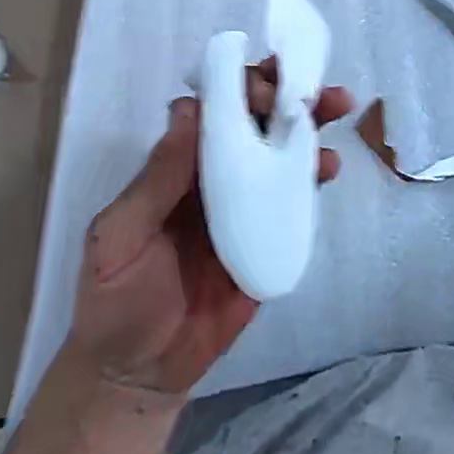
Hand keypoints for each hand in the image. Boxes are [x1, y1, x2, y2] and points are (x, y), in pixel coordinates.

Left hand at [67, 59, 353, 402]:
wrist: (144, 372)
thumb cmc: (117, 301)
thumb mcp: (119, 238)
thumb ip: (155, 181)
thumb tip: (189, 109)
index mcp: (178, 166)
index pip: (212, 108)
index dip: (238, 86)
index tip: (262, 82)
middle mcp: (217, 173)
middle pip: (254, 119)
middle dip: (283, 92)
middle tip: (309, 86)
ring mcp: (248, 200)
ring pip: (281, 147)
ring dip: (309, 121)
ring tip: (336, 103)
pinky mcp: (272, 229)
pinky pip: (297, 192)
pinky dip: (316, 171)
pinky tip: (330, 164)